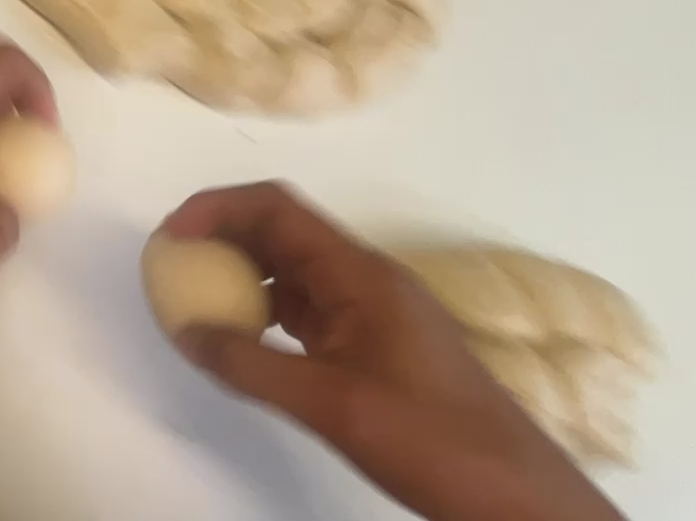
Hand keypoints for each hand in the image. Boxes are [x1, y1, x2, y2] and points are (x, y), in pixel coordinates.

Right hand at [161, 182, 623, 520]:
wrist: (526, 507)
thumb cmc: (435, 442)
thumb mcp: (329, 405)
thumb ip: (247, 365)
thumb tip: (182, 331)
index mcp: (360, 275)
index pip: (275, 209)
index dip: (215, 208)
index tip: (173, 236)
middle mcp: (363, 278)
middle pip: (277, 229)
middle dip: (218, 233)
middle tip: (172, 259)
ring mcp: (368, 308)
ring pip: (286, 264)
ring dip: (236, 268)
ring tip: (194, 292)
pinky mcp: (367, 339)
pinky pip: (299, 301)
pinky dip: (258, 303)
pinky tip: (238, 330)